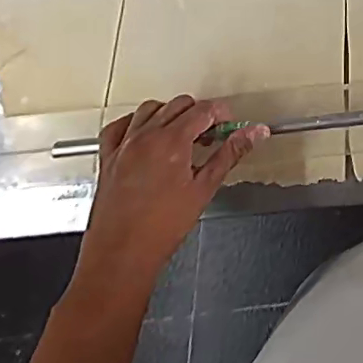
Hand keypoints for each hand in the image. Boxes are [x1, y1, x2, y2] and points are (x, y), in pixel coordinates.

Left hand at [74, 96, 267, 292]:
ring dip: (169, 114)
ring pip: (149, 109)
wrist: (121, 257)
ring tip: (182, 133)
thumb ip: (231, 153)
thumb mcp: (205, 187)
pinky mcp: (108, 160)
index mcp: (171, 142)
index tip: (229, 125)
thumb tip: (254, 133)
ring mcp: (123, 147)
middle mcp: (145, 138)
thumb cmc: (160, 228)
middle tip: (211, 133)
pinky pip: (118, 127)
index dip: (222, 114)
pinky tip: (145, 135)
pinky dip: (134, 124)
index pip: (204, 110)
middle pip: (179, 105)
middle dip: (199, 113)